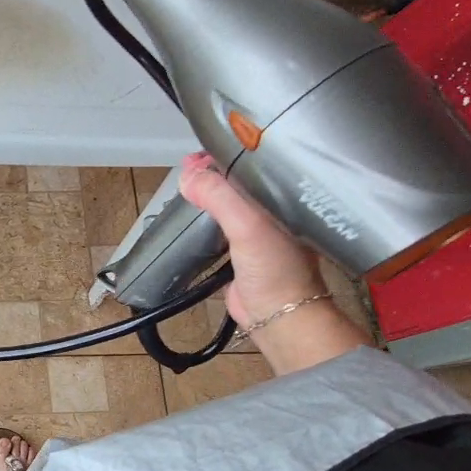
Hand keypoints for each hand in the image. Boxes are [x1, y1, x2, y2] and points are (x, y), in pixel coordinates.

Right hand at [177, 154, 370, 373]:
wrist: (277, 315)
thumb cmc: (275, 269)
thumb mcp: (248, 226)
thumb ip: (219, 198)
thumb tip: (187, 176)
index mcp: (286, 196)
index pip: (253, 164)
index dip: (225, 155)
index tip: (196, 156)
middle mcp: (274, 209)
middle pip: (238, 181)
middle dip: (211, 172)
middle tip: (185, 170)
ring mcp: (258, 229)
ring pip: (228, 201)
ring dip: (206, 193)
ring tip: (185, 186)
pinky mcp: (242, 248)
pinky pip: (220, 223)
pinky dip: (205, 215)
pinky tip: (192, 212)